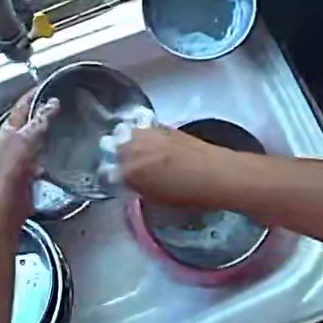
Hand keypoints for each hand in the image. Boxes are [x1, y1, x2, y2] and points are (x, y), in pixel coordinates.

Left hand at [0, 90, 57, 215]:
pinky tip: (60, 150)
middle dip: (42, 111)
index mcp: (9, 130)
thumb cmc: (12, 170)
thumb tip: (52, 103)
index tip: (46, 85)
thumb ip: (39, 121)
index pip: (21, 106)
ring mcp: (20, 156)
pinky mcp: (28, 171)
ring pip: (36, 137)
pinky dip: (50, 148)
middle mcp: (12, 141)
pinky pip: (42, 153)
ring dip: (48, 129)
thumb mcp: (26, 139)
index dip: (33, 94)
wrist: (8, 203)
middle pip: (29, 120)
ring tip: (64, 122)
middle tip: (60, 102)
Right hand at [115, 126, 229, 209]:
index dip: (116, 177)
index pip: (109, 172)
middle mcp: (131, 148)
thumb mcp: (154, 197)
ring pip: (126, 133)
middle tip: (130, 165)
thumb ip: (137, 186)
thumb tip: (132, 180)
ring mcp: (145, 133)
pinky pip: (143, 129)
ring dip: (129, 141)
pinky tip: (153, 144)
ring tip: (141, 151)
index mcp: (127, 171)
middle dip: (118, 155)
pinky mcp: (161, 125)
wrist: (213, 173)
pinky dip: (144, 135)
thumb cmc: (185, 193)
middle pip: (114, 147)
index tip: (122, 180)